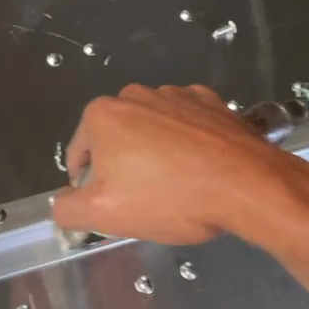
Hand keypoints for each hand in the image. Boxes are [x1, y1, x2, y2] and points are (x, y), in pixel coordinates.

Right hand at [52, 84, 308, 245]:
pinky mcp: (210, 101)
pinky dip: (189, 144)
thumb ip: (67, 209)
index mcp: (101, 115)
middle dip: (125, 168)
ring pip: (152, 132)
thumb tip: (61, 203)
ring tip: (180, 187)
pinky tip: (203, 169)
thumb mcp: (105, 215)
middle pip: (116, 141)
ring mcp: (174, 93)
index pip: (79, 156)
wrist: (247, 184)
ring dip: (157, 155)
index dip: (91, 187)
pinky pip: (187, 125)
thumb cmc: (169, 197)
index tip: (118, 207)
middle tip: (148, 201)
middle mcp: (133, 94)